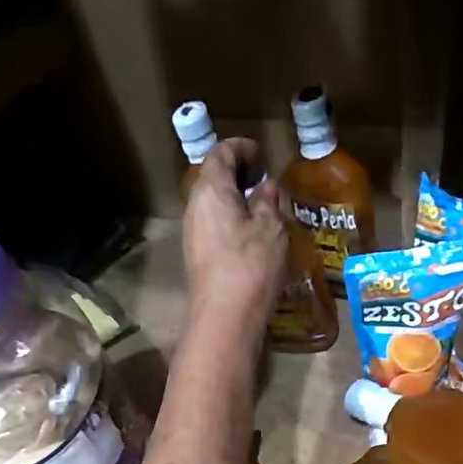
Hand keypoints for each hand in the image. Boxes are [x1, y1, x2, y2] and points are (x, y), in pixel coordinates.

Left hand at [182, 138, 286, 331]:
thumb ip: (267, 201)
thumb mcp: (270, 226)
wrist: (225, 315)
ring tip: (261, 208)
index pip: (221, 153)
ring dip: (234, 200)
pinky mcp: (196, 256)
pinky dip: (230, 220)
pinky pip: (213, 226)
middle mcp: (195, 207)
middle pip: (212, 179)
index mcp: (211, 189)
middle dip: (237, 174)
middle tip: (262, 180)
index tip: (260, 154)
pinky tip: (250, 234)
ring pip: (212, 204)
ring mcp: (192, 233)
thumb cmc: (251, 263)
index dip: (241, 148)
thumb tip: (264, 188)